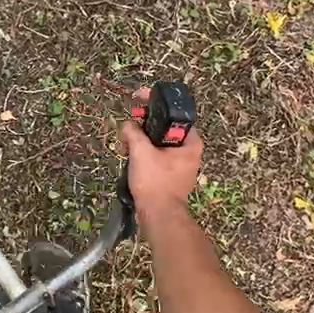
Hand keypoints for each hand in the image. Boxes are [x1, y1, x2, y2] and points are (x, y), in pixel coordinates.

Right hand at [121, 104, 201, 229]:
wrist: (159, 215)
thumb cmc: (154, 182)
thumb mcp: (141, 152)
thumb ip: (133, 132)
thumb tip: (128, 125)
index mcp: (190, 141)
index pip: (172, 112)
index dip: (153, 103)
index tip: (137, 97)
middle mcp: (189, 150)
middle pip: (162, 127)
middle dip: (141, 125)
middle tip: (127, 127)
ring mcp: (180, 163)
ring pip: (157, 141)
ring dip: (139, 140)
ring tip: (124, 146)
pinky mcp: (170, 173)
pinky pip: (156, 155)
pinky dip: (142, 153)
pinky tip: (128, 156)